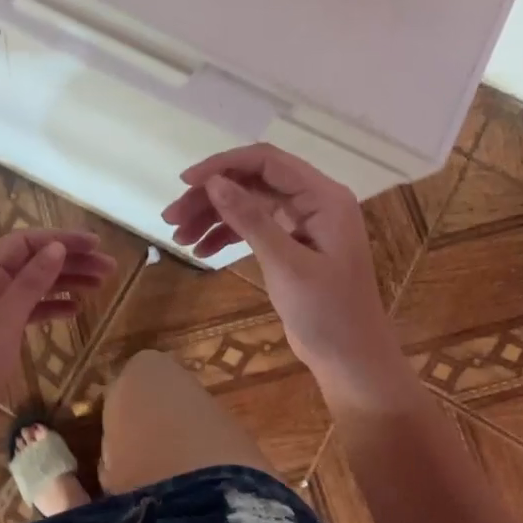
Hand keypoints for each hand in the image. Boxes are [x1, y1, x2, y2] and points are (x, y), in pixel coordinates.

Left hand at [0, 229, 117, 427]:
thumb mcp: (4, 322)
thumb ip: (31, 283)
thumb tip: (56, 247)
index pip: (23, 242)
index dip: (60, 239)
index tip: (96, 244)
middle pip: (30, 261)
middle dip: (69, 261)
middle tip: (109, 269)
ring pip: (31, 286)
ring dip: (64, 282)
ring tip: (100, 286)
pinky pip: (26, 310)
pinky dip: (50, 306)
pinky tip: (74, 310)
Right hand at [161, 145, 395, 381]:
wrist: (351, 360)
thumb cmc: (327, 312)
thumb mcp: (285, 264)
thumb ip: (250, 219)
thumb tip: (214, 182)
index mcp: (323, 197)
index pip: (266, 161)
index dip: (223, 165)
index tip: (185, 182)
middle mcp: (314, 202)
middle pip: (252, 181)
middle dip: (210, 196)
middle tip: (172, 217)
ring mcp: (303, 223)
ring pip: (248, 203)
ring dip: (212, 216)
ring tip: (179, 236)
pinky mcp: (292, 245)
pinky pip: (253, 226)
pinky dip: (225, 235)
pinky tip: (200, 251)